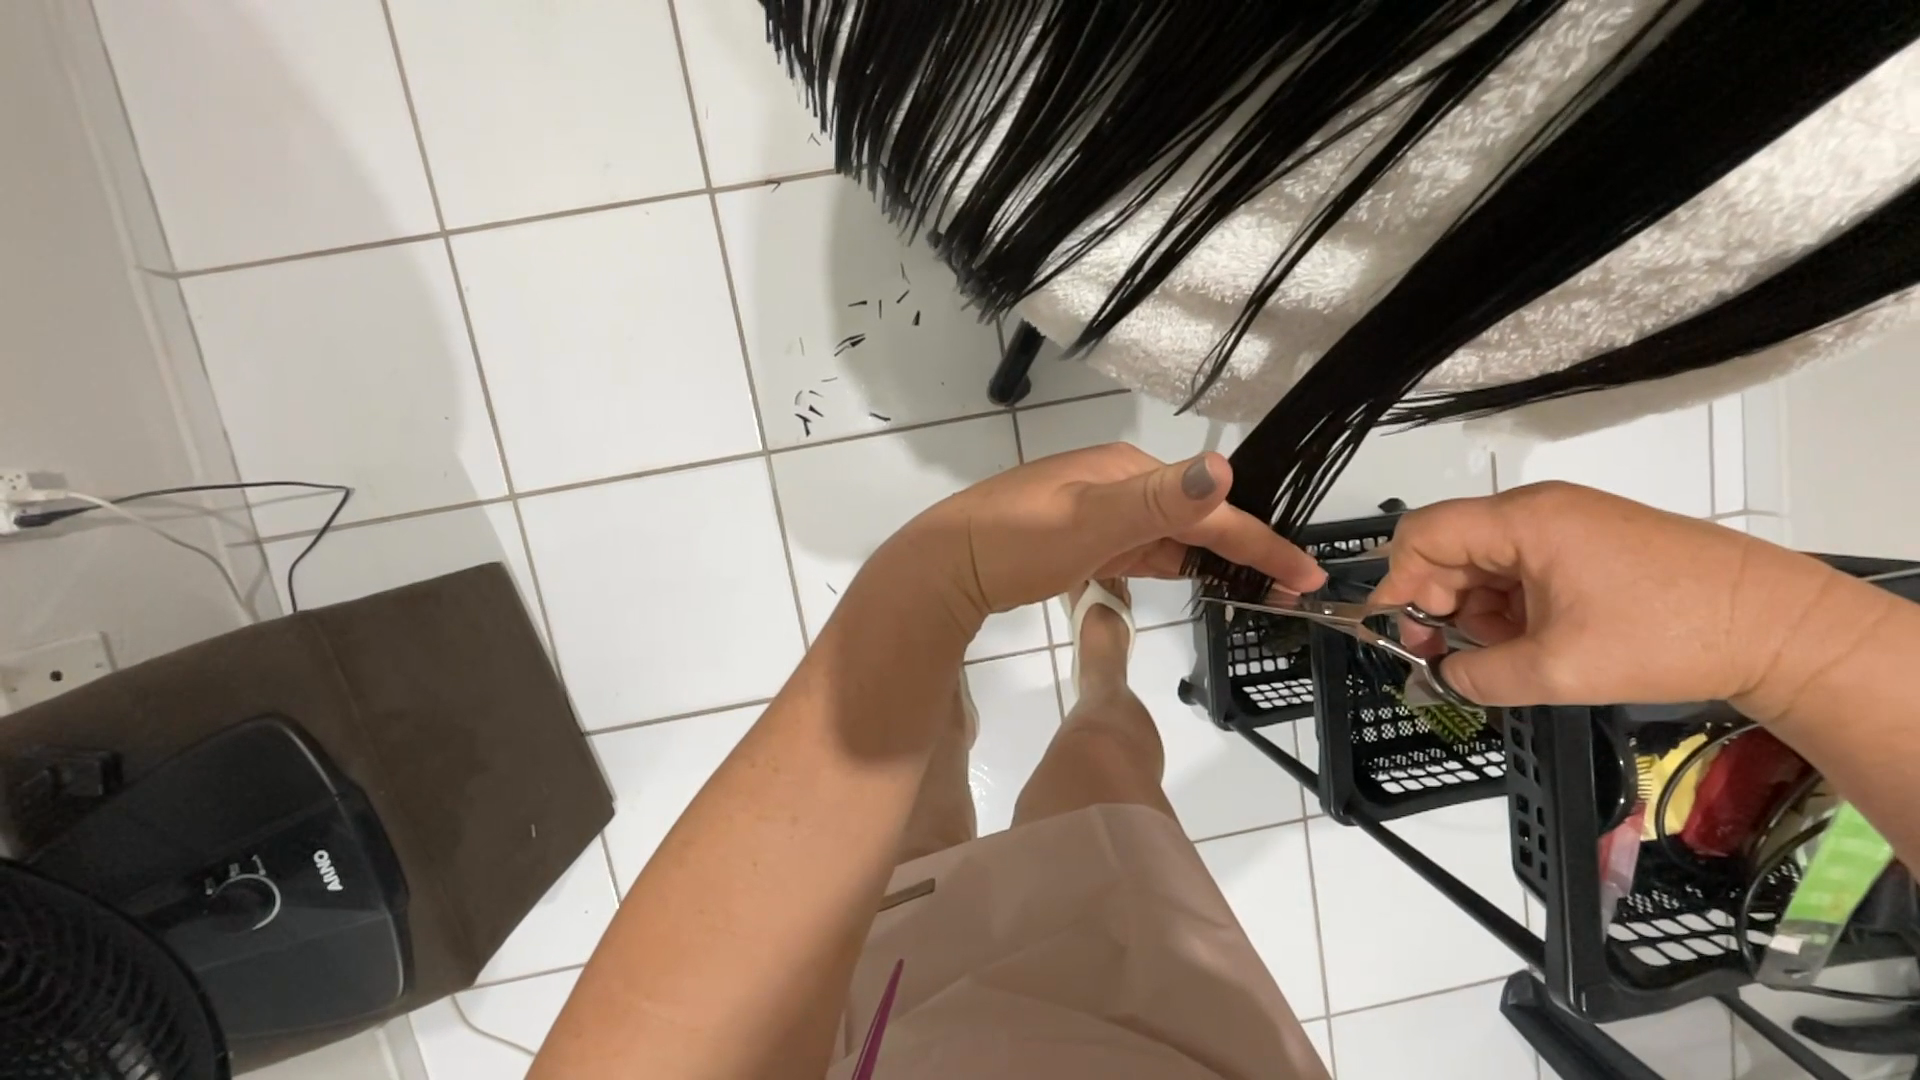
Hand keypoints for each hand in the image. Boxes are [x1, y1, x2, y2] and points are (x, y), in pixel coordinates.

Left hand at [887, 443, 1325, 625]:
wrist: (945, 565)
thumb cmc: (1015, 543)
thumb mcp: (1089, 521)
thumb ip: (1158, 499)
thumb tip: (1224, 468)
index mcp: (1126, 472)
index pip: (1210, 507)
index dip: (1260, 542)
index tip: (1307, 576)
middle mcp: (1116, 484)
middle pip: (1194, 518)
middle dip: (1242, 549)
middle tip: (1288, 587)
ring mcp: (1097, 511)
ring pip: (1168, 535)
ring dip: (1208, 558)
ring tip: (1253, 587)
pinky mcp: (1081, 539)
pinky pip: (1139, 549)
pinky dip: (1168, 562)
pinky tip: (1185, 576)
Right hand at [1368, 481, 1852, 713]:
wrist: (1785, 631)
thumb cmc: (1669, 638)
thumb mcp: (1557, 670)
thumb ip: (1477, 675)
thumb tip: (1442, 677)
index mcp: (1524, 521)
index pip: (1423, 534)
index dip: (1398, 581)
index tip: (1401, 631)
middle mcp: (1537, 510)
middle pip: (1449, 547)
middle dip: (1437, 602)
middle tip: (1447, 654)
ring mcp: (1565, 523)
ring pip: (1482, 561)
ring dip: (1476, 610)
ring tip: (1505, 653)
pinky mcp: (1586, 543)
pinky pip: (1518, 568)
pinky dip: (1509, 606)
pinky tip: (1531, 640)